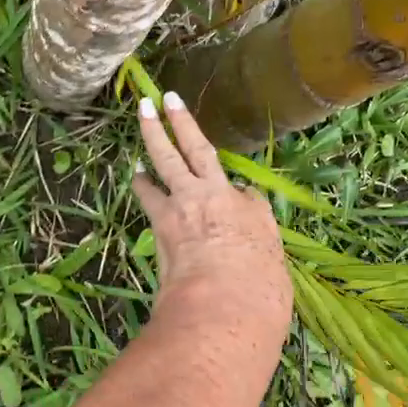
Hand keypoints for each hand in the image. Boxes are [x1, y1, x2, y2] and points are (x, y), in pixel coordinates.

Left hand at [132, 92, 290, 324]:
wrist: (220, 308)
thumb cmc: (258, 297)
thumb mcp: (270, 272)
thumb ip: (257, 249)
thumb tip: (250, 244)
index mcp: (250, 212)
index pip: (247, 197)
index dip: (241, 200)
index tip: (239, 204)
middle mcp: (215, 198)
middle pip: (195, 151)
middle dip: (180, 122)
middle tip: (166, 98)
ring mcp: (181, 206)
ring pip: (162, 160)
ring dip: (151, 138)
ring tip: (144, 121)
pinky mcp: (158, 222)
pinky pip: (147, 194)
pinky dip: (143, 184)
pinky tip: (137, 177)